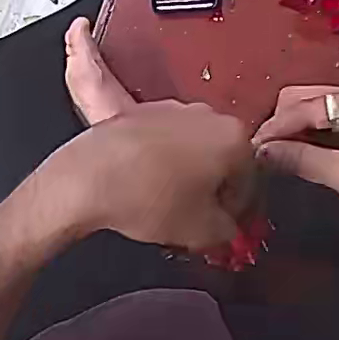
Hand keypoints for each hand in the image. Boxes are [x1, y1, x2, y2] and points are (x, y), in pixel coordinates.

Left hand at [33, 100, 251, 252]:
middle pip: (225, 159)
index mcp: (234, 138)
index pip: (251, 181)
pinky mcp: (143, 111)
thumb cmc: (151, 200)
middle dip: (216, 189)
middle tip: (199, 218)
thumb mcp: (202, 231)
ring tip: (168, 203)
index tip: (226, 228)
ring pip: (195, 147)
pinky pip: (166, 140)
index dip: (239, 211)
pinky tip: (146, 184)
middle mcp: (209, 114)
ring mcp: (174, 108)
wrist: (87, 176)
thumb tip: (226, 227)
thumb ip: (227, 231)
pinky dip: (164, 161)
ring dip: (190, 173)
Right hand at [253, 86, 338, 245]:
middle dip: (280, 123)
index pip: (312, 103)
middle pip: (307, 99)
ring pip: (309, 110)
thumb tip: (260, 152)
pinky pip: (319, 125)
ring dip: (288, 130)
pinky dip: (300, 138)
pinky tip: (285, 153)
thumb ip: (305, 160)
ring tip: (266, 154)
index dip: (279, 124)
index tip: (252, 146)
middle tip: (258, 152)